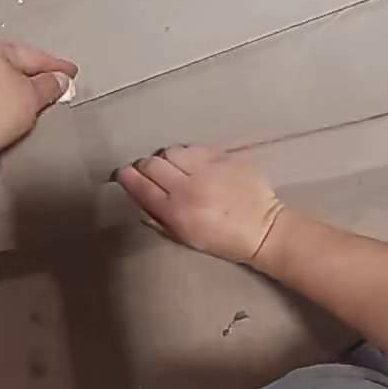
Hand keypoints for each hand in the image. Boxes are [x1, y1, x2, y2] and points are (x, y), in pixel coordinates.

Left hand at [0, 41, 78, 151]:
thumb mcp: (33, 96)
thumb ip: (50, 85)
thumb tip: (59, 79)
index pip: (35, 56)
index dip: (57, 66)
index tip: (73, 73)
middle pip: (18, 66)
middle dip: (39, 76)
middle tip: (58, 85)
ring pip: (5, 79)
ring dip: (23, 88)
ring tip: (40, 99)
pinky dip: (9, 97)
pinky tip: (17, 107)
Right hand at [115, 146, 285, 264]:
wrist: (263, 229)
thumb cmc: (222, 240)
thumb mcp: (185, 236)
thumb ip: (158, 215)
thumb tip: (136, 192)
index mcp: (177, 212)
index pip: (141, 185)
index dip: (128, 177)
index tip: (124, 174)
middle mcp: (189, 187)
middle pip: (152, 164)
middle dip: (146, 167)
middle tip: (150, 172)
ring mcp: (208, 169)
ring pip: (171, 151)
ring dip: (167, 159)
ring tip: (174, 168)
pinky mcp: (224, 157)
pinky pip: (194, 148)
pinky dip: (188, 155)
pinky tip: (194, 164)